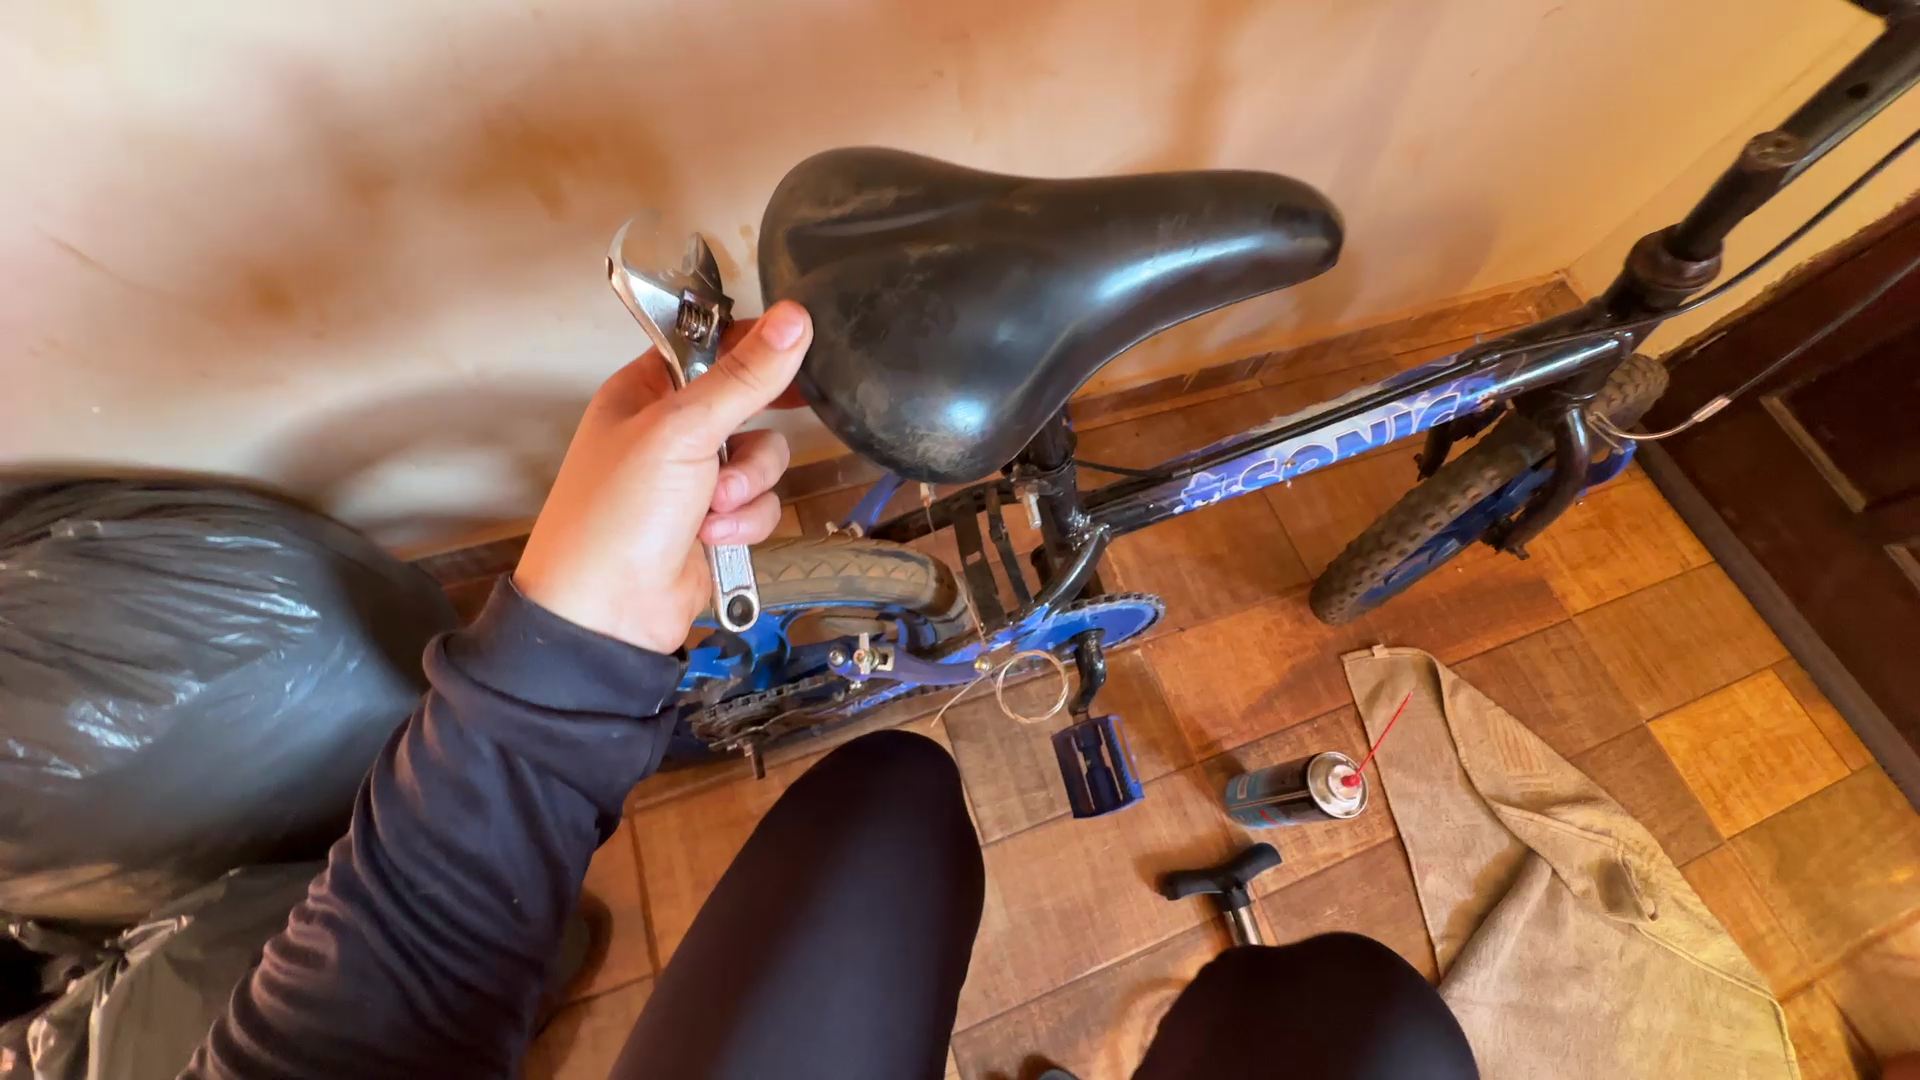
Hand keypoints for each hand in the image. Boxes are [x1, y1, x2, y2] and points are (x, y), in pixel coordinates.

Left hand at [514, 301, 812, 653]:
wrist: (611, 612)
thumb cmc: (623, 509)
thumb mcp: (684, 430)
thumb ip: (746, 377)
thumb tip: (796, 316)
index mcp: (647, 391)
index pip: (712, 346)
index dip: (755, 346)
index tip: (797, 348)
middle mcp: (674, 430)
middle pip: (749, 404)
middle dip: (755, 431)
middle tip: (785, 418)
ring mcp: (697, 479)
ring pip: (764, 459)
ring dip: (748, 486)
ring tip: (715, 509)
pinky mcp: (719, 521)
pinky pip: (760, 504)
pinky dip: (745, 522)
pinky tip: (715, 539)